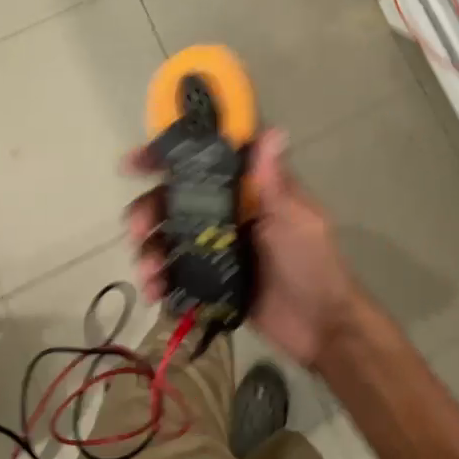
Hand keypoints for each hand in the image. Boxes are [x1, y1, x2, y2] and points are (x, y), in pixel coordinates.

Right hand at [123, 129, 360, 366]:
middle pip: (174, 200)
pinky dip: (158, 280)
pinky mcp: (207, 282)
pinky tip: (156, 294)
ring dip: (148, 250)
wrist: (323, 327)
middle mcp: (226, 212)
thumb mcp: (298, 219)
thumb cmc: (314, 263)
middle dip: (147, 209)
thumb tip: (273, 130)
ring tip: (149, 275)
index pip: (204, 161)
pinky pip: (174, 274)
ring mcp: (214, 247)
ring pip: (167, 238)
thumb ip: (275, 182)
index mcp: (247, 189)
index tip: (135, 162)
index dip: (168, 155)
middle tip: (136, 228)